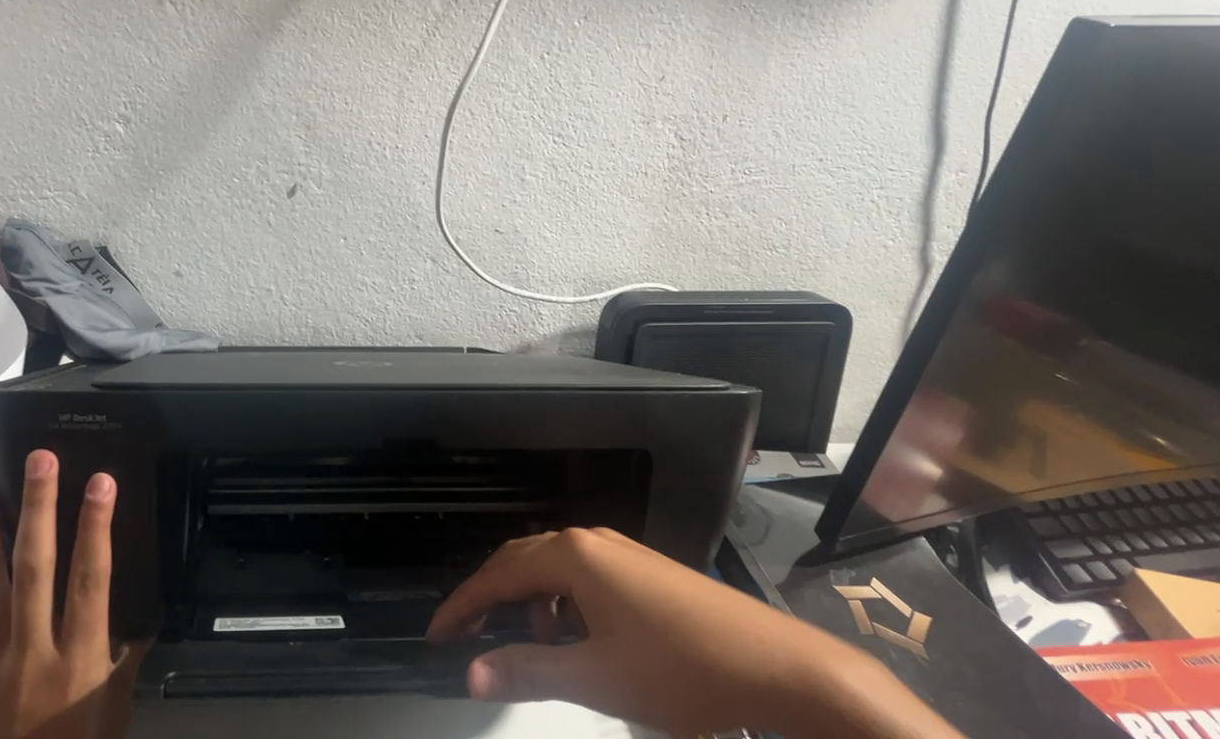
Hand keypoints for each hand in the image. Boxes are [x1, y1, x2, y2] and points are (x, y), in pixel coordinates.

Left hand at [0, 452, 145, 738]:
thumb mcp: (112, 707)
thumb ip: (125, 655)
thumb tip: (142, 613)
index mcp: (78, 662)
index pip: (88, 582)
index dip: (95, 529)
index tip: (100, 482)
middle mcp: (31, 650)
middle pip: (33, 567)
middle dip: (38, 508)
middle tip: (39, 459)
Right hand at [426, 528, 962, 738]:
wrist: (782, 669)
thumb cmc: (685, 672)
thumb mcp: (598, 678)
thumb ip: (528, 670)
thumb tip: (471, 672)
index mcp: (573, 557)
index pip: (498, 574)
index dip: (463, 605)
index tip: (437, 635)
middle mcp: (593, 542)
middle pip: (521, 561)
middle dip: (489, 598)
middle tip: (465, 638)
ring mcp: (623, 553)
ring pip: (554, 568)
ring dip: (529, 603)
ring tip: (529, 648)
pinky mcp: (646, 572)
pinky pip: (584, 576)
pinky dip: (563, 605)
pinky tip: (579, 640)